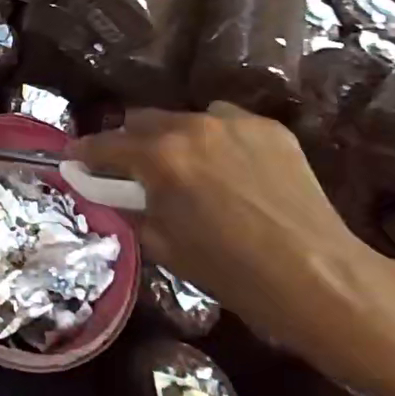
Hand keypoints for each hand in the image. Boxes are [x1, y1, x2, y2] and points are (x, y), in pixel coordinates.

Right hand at [72, 103, 394, 358]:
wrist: (320, 276)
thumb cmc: (235, 273)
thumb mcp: (168, 248)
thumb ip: (133, 211)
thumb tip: (112, 194)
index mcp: (161, 157)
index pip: (107, 145)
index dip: (86, 152)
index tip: (74, 156)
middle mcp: (192, 125)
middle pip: (144, 119)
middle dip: (131, 141)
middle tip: (133, 166)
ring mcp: (234, 121)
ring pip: (187, 119)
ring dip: (178, 139)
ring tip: (193, 170)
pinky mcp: (269, 126)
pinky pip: (228, 125)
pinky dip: (219, 142)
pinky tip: (235, 172)